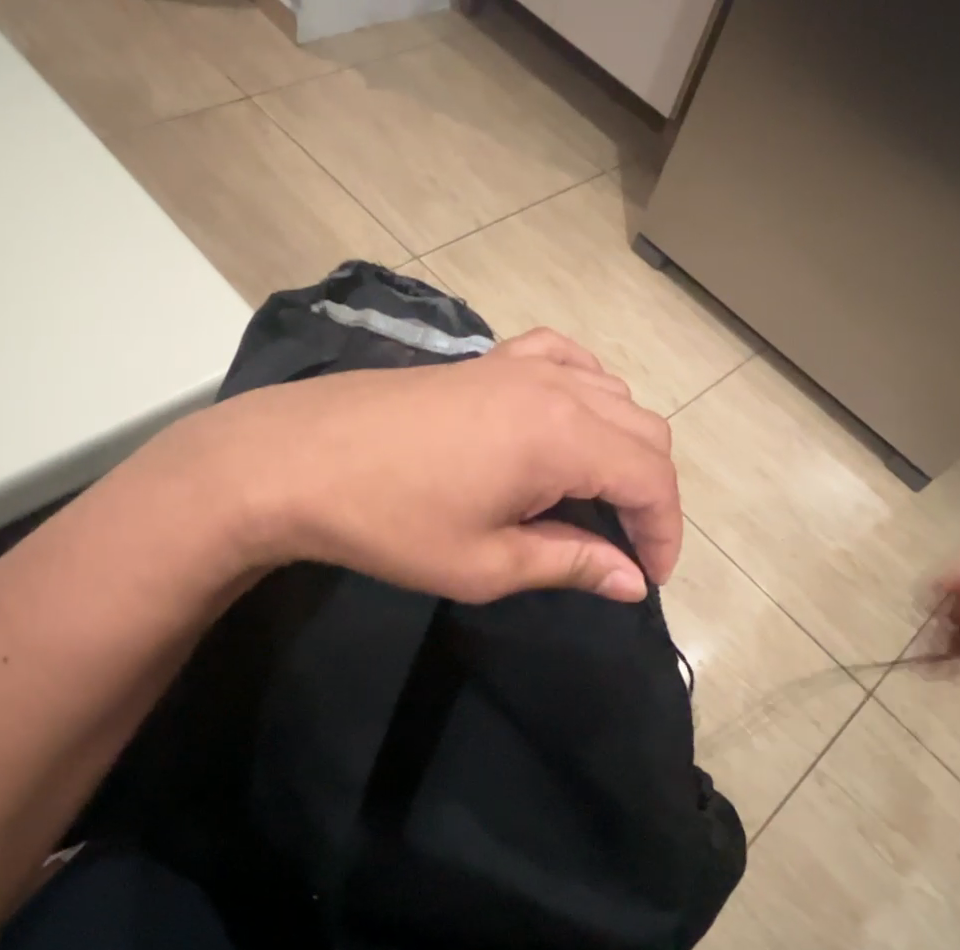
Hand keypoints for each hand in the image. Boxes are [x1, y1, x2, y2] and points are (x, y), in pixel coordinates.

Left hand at [144, 328, 682, 604]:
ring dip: (621, 446)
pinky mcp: (486, 358)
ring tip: (594, 497)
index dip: (663, 532)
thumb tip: (632, 580)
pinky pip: (566, 359)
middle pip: (644, 432)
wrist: (296, 461)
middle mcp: (557, 387)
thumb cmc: (391, 523)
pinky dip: (588, 391)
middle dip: (649, 494)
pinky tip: (569, 420)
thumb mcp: (486, 563)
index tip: (648, 578)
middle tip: (623, 547)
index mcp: (563, 437)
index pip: (652, 479)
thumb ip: (570, 562)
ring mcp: (520, 363)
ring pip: (612, 394)